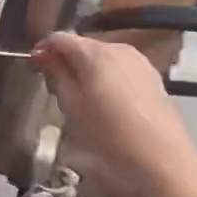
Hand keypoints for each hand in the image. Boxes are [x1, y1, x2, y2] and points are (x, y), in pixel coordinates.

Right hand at [29, 33, 196, 196]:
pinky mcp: (152, 76)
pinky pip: (119, 67)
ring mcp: (139, 61)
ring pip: (101, 56)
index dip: (43, 49)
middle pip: (82, 44)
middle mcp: (118, 48)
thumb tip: (42, 54)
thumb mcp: (71, 105)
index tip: (34, 68)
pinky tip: (104, 100)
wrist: (162, 159)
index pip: (59, 37)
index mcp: (95, 53)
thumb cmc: (108, 133)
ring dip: (85, 68)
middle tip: (54, 86)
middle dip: (64, 59)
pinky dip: (105, 76)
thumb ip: (56, 74)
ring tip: (79, 95)